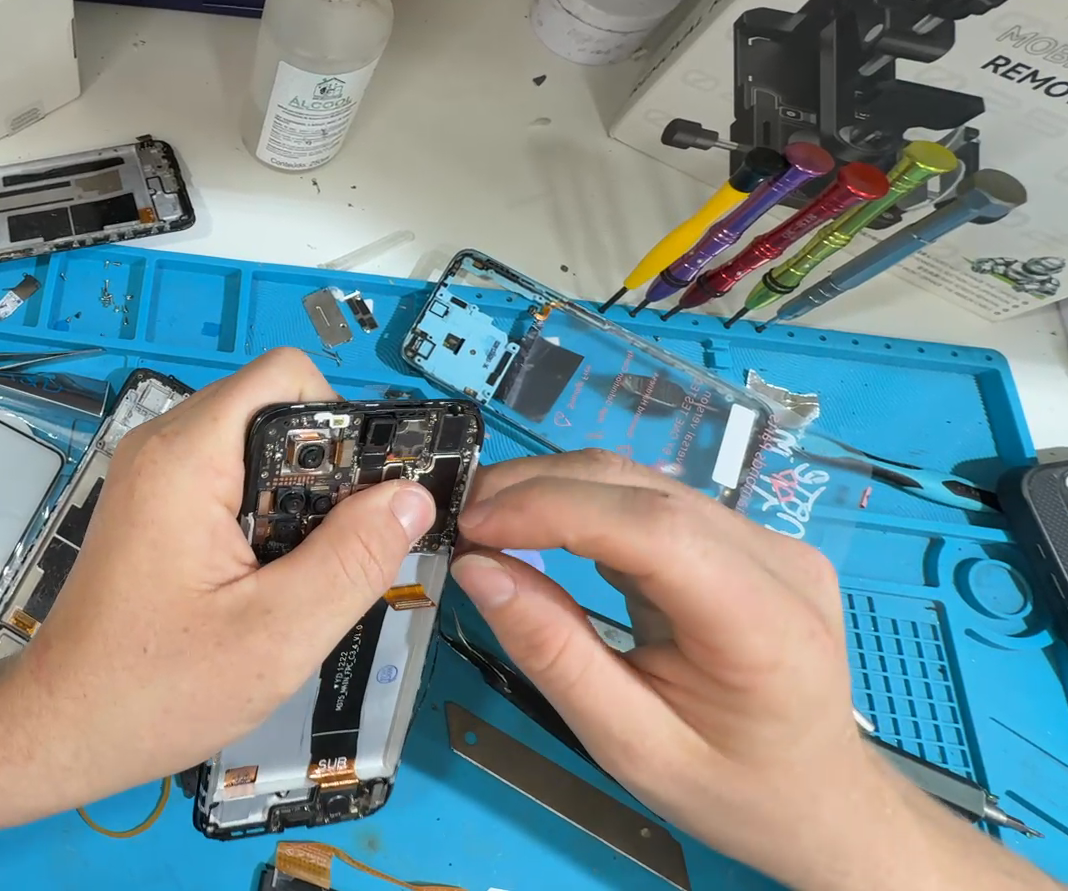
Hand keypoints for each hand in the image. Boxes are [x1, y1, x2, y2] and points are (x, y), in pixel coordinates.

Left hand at [11, 347, 436, 800]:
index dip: (339, 419)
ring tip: (304, 563)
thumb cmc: (159, 686)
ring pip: (250, 442)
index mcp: (187, 454)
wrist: (65, 721)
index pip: (284, 375)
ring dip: (293, 492)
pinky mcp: (150, 497)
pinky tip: (266, 568)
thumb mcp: (276, 632)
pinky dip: (259, 505)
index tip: (363, 491)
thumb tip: (410, 496)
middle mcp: (162, 442)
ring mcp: (150, 468)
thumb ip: (352, 558)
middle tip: (342, 541)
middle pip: (270, 406)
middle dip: (321, 464)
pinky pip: (223, 471)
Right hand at [449, 450, 886, 889]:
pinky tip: (531, 528)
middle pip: (632, 486)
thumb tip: (474, 566)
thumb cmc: (729, 787)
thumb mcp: (628, 744)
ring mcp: (758, 536)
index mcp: (765, 625)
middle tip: (455, 520)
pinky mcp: (732, 531)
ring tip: (482, 522)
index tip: (469, 527)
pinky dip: (568, 500)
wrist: (825, 802)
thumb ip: (552, 653)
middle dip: (528, 488)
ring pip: (627, 477)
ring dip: (541, 487)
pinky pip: (635, 493)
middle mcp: (773, 558)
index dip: (549, 510)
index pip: (650, 528)